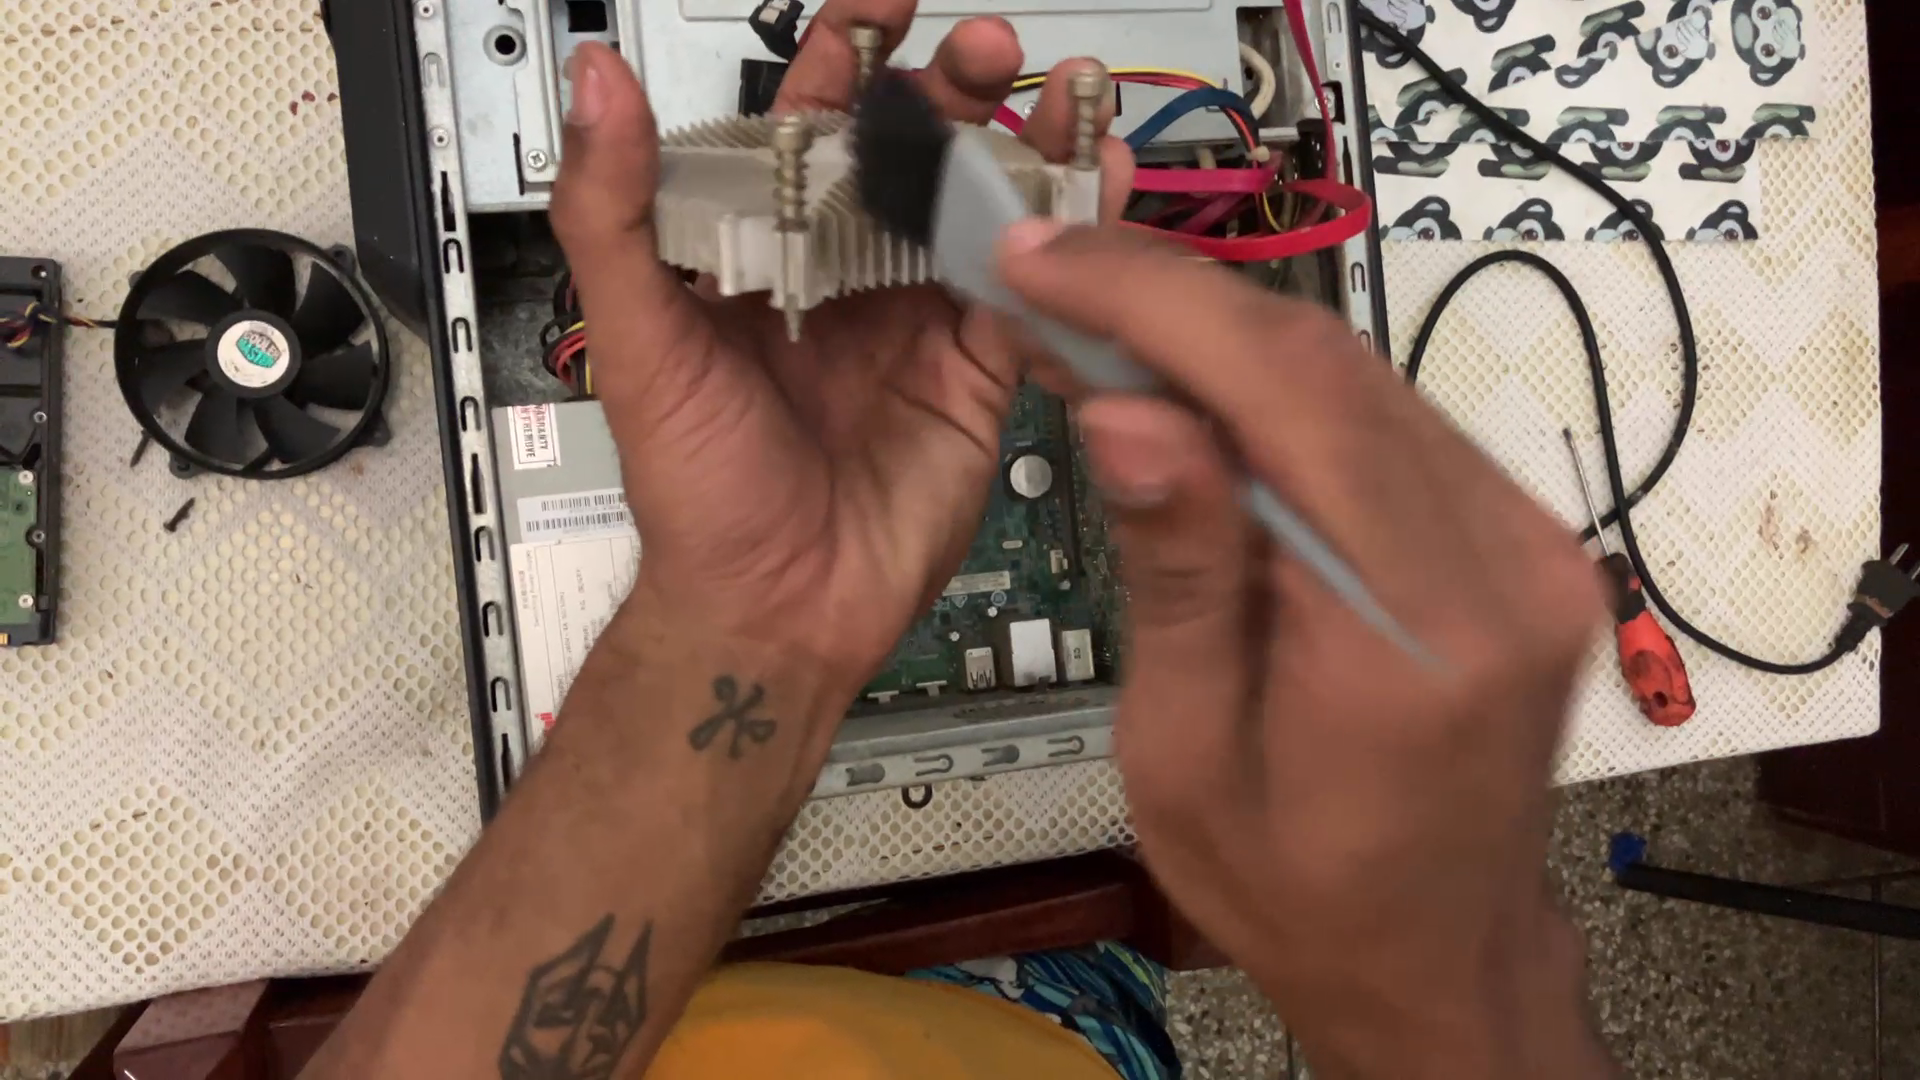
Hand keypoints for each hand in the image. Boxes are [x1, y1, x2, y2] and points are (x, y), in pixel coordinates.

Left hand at [548, 5, 1131, 733]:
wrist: (781, 602)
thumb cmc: (702, 490)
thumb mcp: (642, 348)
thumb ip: (618, 216)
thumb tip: (599, 84)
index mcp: (769, 262)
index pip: (809, 138)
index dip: (844, 67)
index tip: (878, 12)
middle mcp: (849, 286)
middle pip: (909, 167)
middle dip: (950, 98)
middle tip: (988, 50)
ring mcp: (920, 331)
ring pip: (979, 221)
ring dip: (1020, 155)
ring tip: (1062, 98)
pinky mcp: (975, 380)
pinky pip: (1024, 301)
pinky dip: (1061, 249)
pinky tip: (1093, 189)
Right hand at [1000, 225, 1614, 1077]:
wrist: (1428, 955)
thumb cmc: (1287, 883)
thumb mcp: (1184, 750)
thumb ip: (1172, 575)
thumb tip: (1124, 411)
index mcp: (1418, 625)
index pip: (1286, 396)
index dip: (1153, 302)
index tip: (1041, 261)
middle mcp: (1502, 551)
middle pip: (1323, 363)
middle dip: (1168, 298)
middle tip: (1049, 275)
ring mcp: (1520, 532)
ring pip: (1346, 372)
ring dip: (1208, 333)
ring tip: (1094, 323)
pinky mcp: (1501, 532)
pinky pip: (1367, 418)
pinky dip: (1260, 385)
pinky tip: (1182, 389)